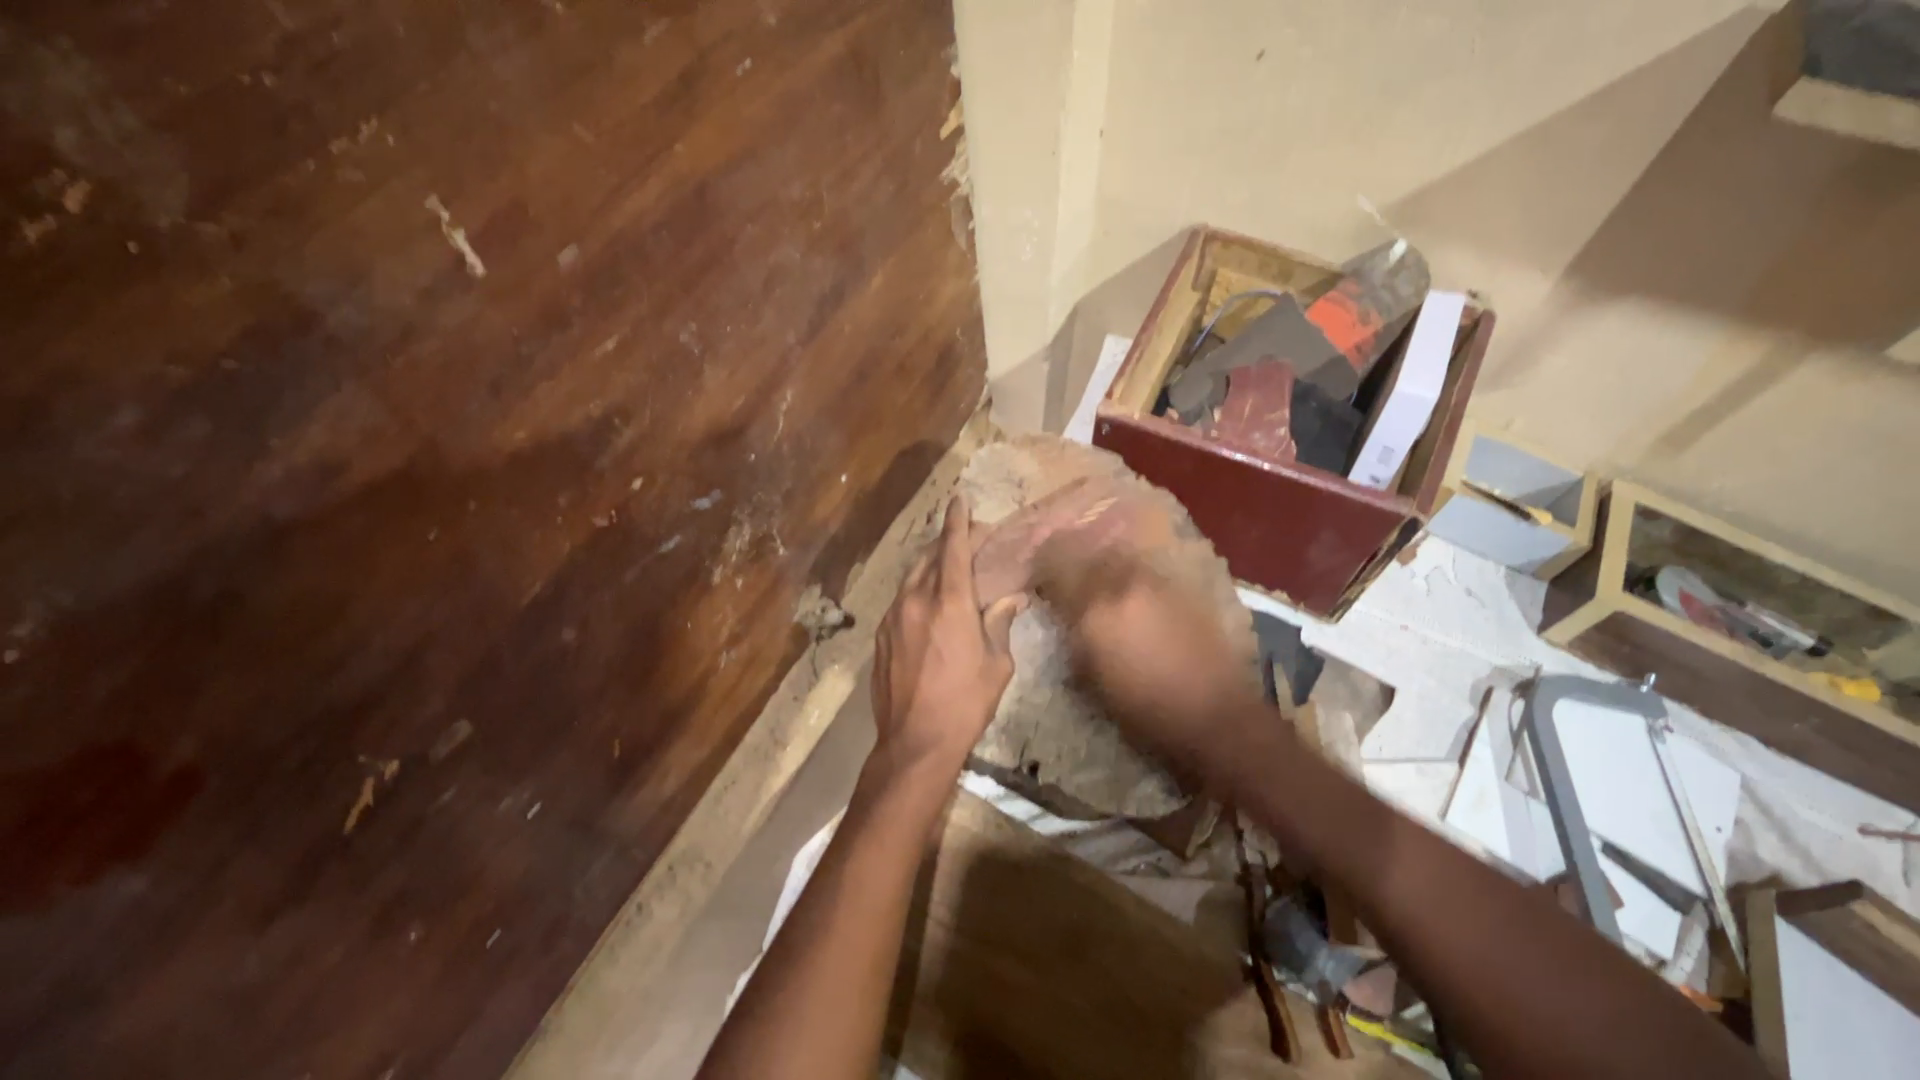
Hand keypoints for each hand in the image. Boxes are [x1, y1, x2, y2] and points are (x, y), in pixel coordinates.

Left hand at [870, 497, 1026, 779]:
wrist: (914, 742)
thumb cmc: (966, 704)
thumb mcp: (997, 665)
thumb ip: (1000, 624)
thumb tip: (1011, 600)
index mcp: (949, 603)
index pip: (953, 549)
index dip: (957, 522)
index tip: (959, 500)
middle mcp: (915, 601)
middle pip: (929, 558)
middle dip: (947, 543)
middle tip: (966, 541)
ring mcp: (892, 618)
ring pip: (911, 578)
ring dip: (930, 567)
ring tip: (948, 571)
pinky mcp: (880, 637)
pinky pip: (900, 601)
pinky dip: (917, 592)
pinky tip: (929, 606)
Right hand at [1032, 536, 1261, 769]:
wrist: (1212, 715)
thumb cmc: (1142, 710)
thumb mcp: (1089, 681)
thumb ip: (1072, 640)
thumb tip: (1064, 619)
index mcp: (1094, 606)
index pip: (1054, 566)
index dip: (1040, 572)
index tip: (1037, 586)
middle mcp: (1124, 583)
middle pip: (1087, 554)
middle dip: (1072, 566)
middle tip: (1067, 586)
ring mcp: (1158, 581)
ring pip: (1119, 559)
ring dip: (1104, 570)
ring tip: (1102, 591)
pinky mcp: (1184, 588)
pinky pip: (1147, 572)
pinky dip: (1133, 580)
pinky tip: (1135, 600)